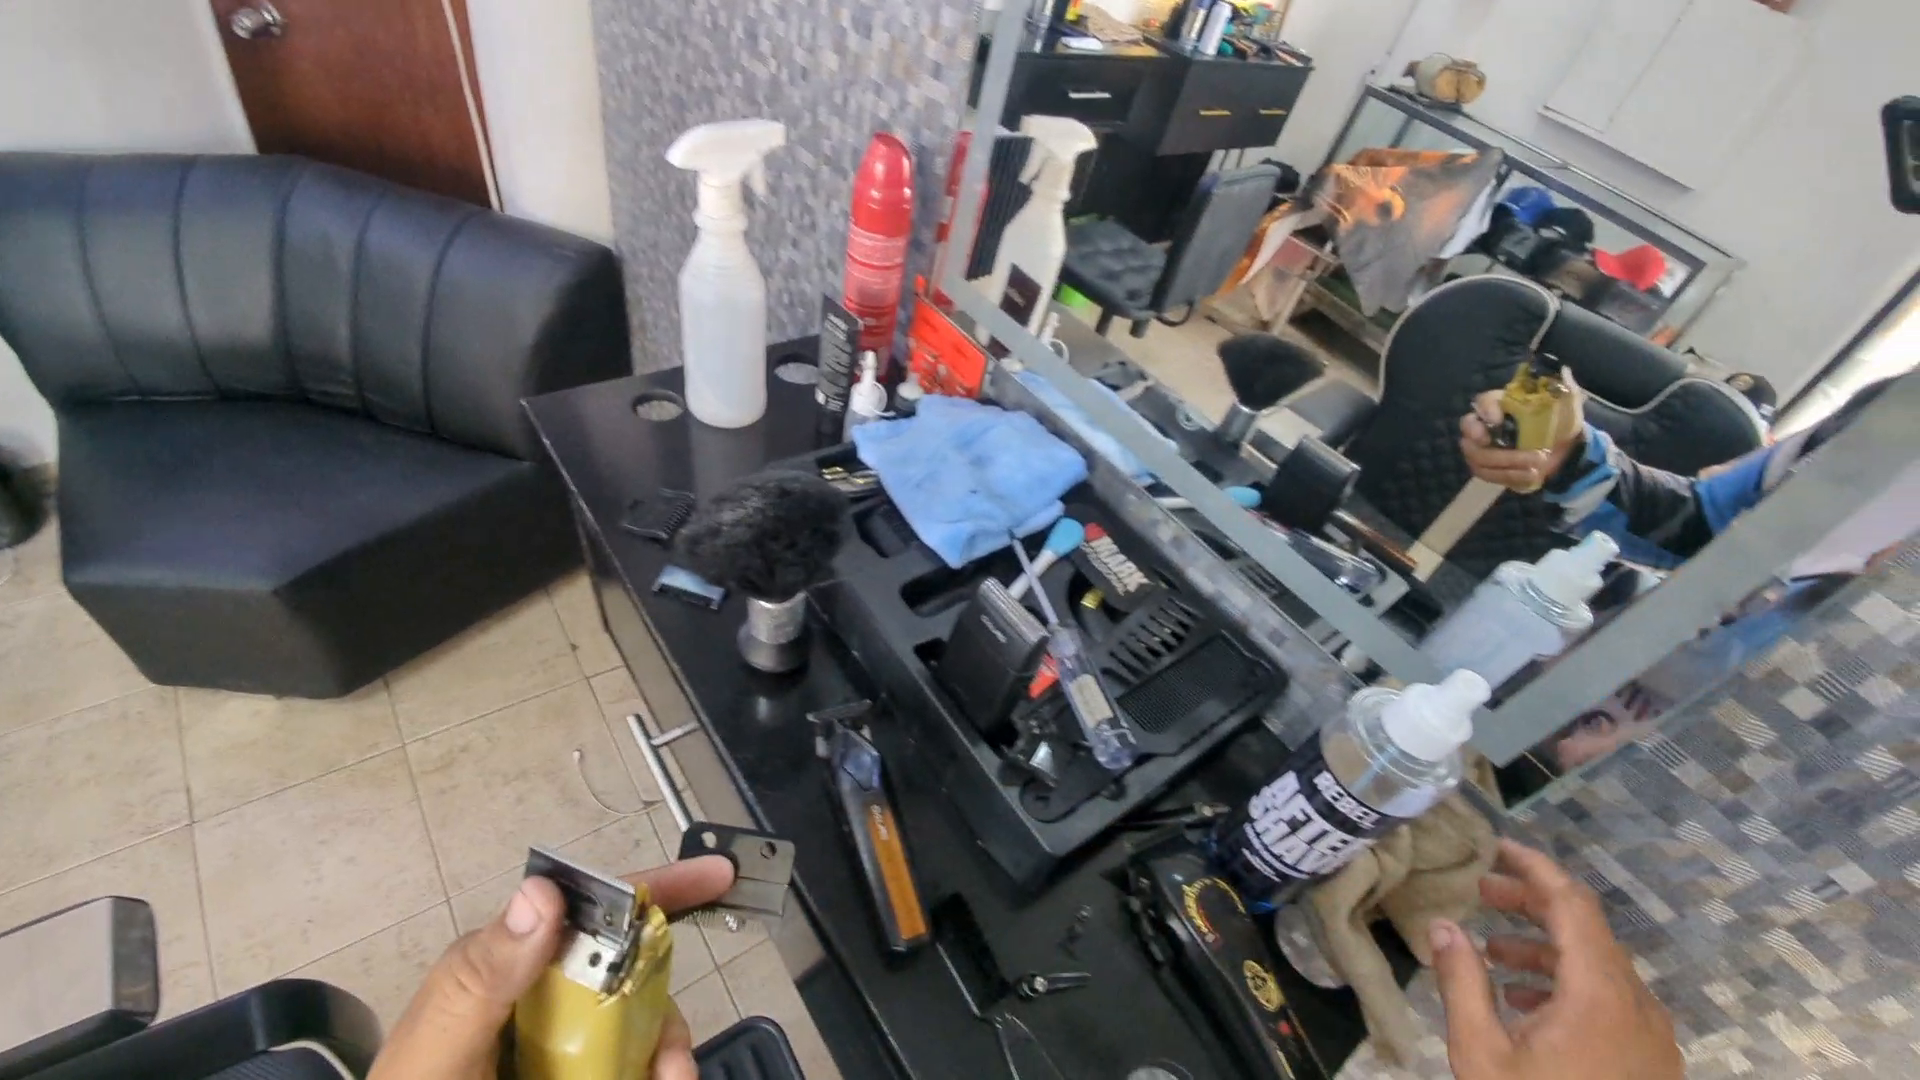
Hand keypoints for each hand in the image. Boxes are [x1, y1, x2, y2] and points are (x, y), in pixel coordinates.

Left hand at [370, 855, 736, 1079]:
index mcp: (516, 966)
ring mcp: (567, 1046)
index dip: (661, 885)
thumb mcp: (433, 1054)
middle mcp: (550, 996)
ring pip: (644, 1029)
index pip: (597, 909)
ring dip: (663, 1059)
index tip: (719, 876)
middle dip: (666, 1014)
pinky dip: (656, 1073)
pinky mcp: (586, 1072)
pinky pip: (637, 1065)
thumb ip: (481, 977)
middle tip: (675, 1071)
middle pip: (636, 974)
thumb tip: (544, 889)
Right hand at [1428, 840, 1681, 1079]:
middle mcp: (1636, 1005)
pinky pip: (1609, 998)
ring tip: (1491, 952)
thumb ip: (1461, 980)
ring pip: (1597, 964)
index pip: (1572, 904)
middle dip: (1528, 903)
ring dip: (1543, 944)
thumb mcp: (1481, 1051)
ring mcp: (1650, 1037)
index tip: (1493, 847)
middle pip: (1585, 929)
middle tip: (1477, 893)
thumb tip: (1443, 925)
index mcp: (1599, 994)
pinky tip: (1522, 1000)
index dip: (1533, 868)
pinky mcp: (1650, 1061)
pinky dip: (1564, 980)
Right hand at [1458, 372, 1584, 492]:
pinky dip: (1510, 477)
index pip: (1482, 402)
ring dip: (1509, 465)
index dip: (1484, 411)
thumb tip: (1564, 370)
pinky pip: (1487, 475)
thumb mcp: (1568, 401)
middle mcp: (1484, 425)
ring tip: (1537, 466)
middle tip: (1523, 454)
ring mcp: (1481, 448)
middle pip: (1469, 436)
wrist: (1566, 449)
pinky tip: (1531, 476)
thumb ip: (1564, 387)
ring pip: (1478, 459)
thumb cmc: (1562, 422)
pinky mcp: (1486, 467)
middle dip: (1495, 449)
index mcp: (1501, 404)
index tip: (1498, 420)